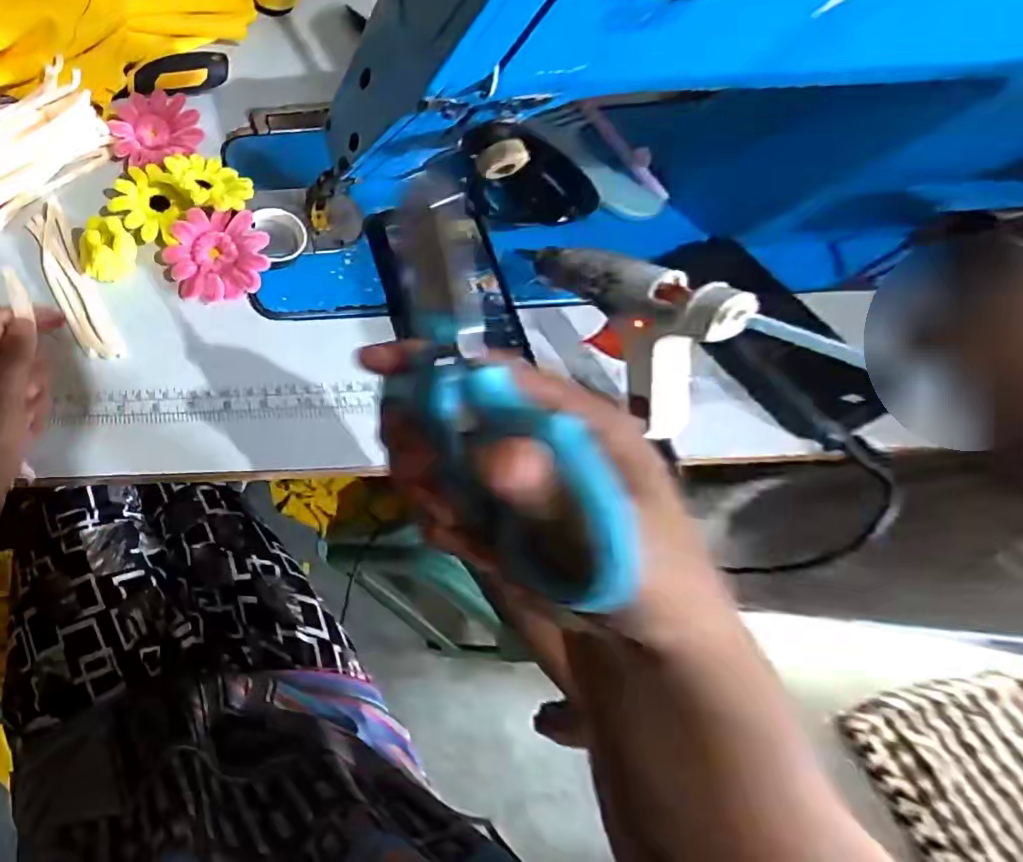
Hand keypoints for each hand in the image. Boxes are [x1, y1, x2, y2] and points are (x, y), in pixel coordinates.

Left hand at [0, 309, 53, 538]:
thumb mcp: (5, 405)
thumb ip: (16, 359)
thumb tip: (25, 317)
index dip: (28, 317)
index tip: (61, 324)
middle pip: (13, 350)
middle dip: (33, 371)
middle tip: (33, 398)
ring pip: (20, 378)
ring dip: (33, 397)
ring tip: (27, 425)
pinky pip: (17, 403)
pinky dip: (26, 415)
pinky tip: (25, 437)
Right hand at [357, 342, 737, 648]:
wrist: (646, 660)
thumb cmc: (650, 586)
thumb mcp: (611, 536)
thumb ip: (549, 493)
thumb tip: (492, 452)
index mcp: (570, 421)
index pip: (489, 372)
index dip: (430, 362)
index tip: (372, 362)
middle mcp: (528, 439)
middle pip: (446, 407)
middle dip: (418, 433)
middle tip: (415, 469)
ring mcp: (501, 477)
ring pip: (430, 452)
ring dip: (426, 483)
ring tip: (454, 522)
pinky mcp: (481, 512)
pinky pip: (433, 498)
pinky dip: (435, 518)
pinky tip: (463, 545)